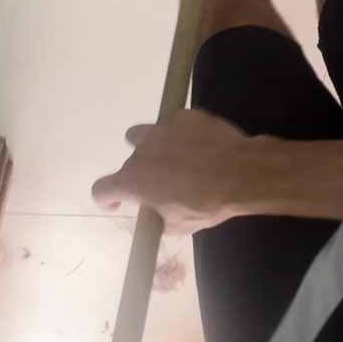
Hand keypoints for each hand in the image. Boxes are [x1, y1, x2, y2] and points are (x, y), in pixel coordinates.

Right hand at [90, 110, 258, 233]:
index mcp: (133, 180)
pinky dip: (182, 136)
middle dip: (141, 173)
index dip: (106, 198)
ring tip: (174, 157)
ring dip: (153, 147)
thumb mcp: (178, 225)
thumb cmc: (207, 204)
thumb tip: (156, 213)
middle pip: (130, 161)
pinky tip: (200, 145)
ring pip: (145, 134)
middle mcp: (141, 151)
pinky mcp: (185, 116)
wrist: (241, 172)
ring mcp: (163, 129)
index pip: (102, 189)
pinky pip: (176, 126)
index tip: (116, 203)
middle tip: (163, 183)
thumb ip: (158, 217)